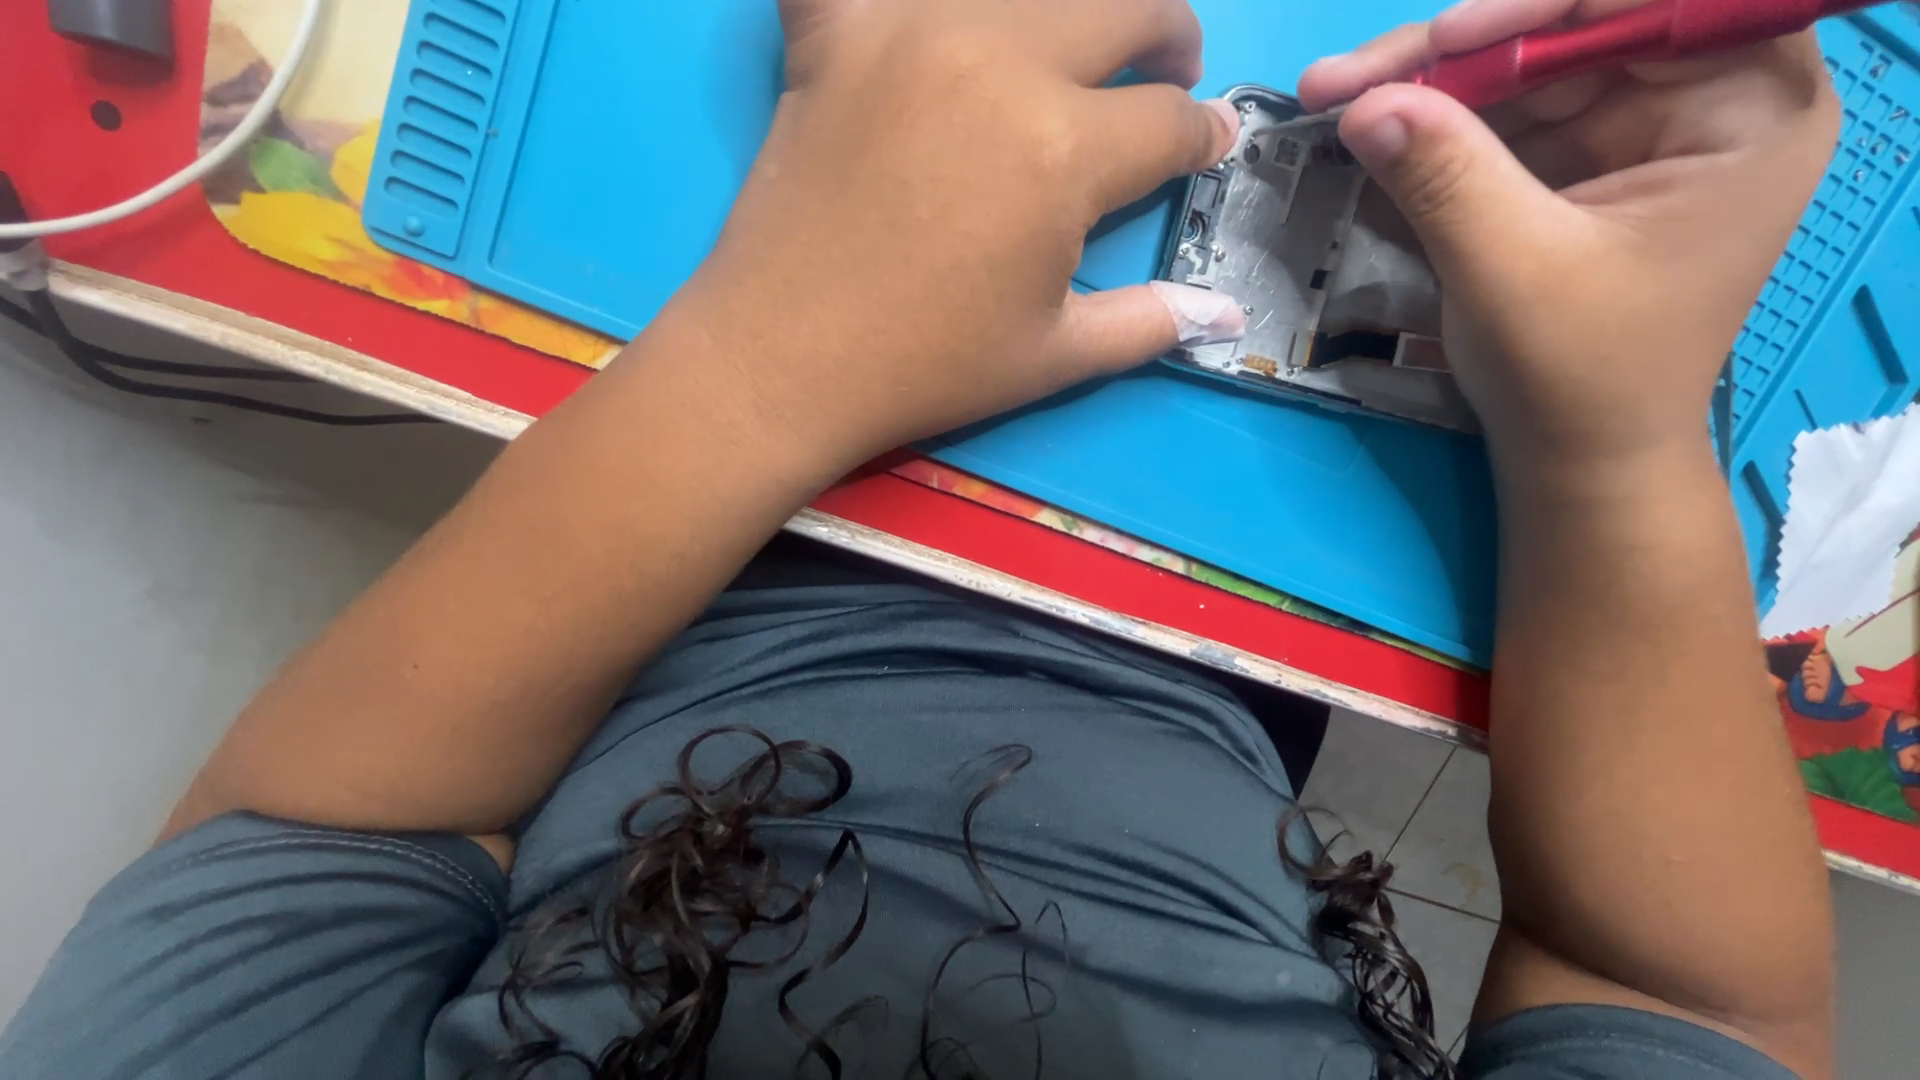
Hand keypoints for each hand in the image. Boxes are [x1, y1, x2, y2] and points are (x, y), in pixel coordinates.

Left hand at [643, 0, 1244, 474]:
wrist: (785, 362)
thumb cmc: (925, 369)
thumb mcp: (1052, 356)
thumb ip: (1149, 322)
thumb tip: (1227, 312)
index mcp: (1063, 151)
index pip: (1170, 124)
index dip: (1203, 137)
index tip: (1209, 145)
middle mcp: (998, 61)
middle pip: (1124, 6)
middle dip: (1169, 36)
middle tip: (1165, 71)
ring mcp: (910, 32)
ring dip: (1070, 9)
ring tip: (1069, 42)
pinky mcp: (836, 32)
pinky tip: (924, 27)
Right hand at [1300, 0, 1839, 485]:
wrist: (1574, 454)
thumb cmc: (1575, 372)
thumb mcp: (1511, 270)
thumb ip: (1445, 177)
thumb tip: (1363, 103)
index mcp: (1744, 108)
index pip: (1650, 4)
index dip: (1540, 6)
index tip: (1442, 39)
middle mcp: (1695, 102)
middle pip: (1569, 36)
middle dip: (1450, 58)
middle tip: (1339, 78)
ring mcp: (1629, 136)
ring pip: (1521, 79)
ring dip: (1425, 91)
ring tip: (1334, 98)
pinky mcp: (1572, 172)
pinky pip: (1500, 128)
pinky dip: (1433, 132)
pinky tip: (1373, 132)